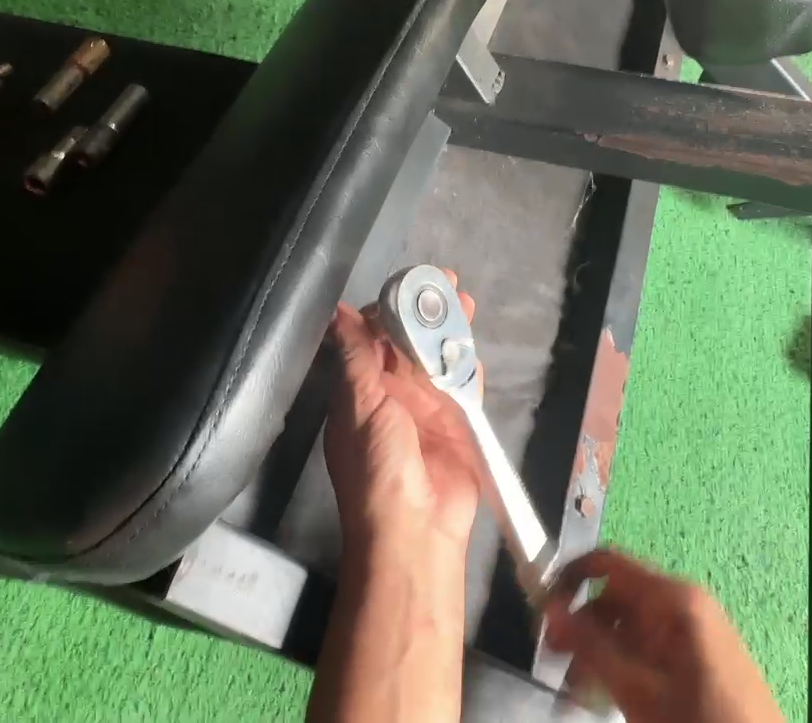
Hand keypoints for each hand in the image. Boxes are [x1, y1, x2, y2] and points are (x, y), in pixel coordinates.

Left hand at [323, 273, 481, 552]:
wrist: (415, 530)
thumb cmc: (376, 466)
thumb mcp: (359, 405)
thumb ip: (355, 356)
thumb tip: (337, 312)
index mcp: (361, 390)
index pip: (372, 337)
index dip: (388, 308)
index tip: (407, 283)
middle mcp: (393, 395)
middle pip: (410, 343)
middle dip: (426, 312)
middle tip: (446, 280)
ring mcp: (427, 410)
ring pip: (439, 359)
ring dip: (451, 331)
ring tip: (465, 300)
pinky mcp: (458, 425)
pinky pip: (464, 387)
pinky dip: (469, 365)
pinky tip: (474, 344)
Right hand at [543, 549, 783, 722]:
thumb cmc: (700, 722)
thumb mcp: (638, 691)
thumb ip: (590, 647)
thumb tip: (548, 609)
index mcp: (673, 598)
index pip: (608, 562)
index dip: (569, 577)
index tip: (540, 608)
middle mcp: (683, 603)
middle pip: (615, 597)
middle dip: (581, 627)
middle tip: (554, 663)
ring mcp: (692, 630)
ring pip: (628, 627)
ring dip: (598, 652)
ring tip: (578, 691)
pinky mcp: (697, 656)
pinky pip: (648, 648)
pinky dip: (623, 665)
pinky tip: (608, 695)